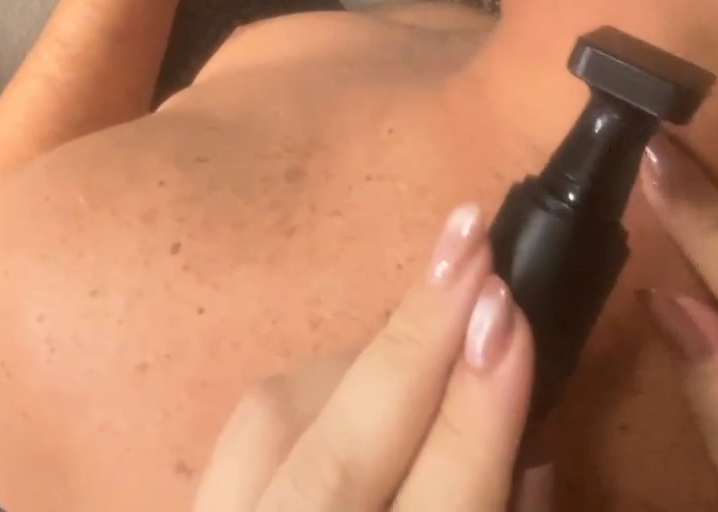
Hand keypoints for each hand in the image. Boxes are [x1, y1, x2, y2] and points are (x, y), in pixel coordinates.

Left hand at [193, 204, 546, 511]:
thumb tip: (527, 444)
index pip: (434, 511)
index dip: (475, 410)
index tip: (508, 307)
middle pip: (335, 459)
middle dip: (412, 340)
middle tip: (471, 233)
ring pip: (270, 419)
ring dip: (359, 360)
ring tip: (427, 330)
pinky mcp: (190, 502)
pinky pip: (242, 427)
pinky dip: (307, 393)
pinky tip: (349, 386)